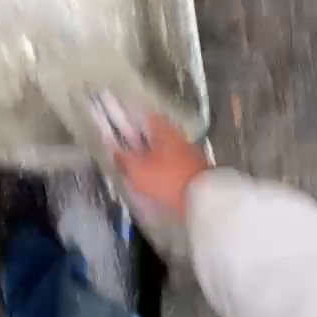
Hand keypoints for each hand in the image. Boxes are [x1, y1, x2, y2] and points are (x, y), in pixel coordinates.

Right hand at [90, 94, 210, 218]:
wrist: (204, 199)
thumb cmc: (166, 180)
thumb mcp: (137, 171)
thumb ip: (123, 159)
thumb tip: (112, 148)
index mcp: (164, 131)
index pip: (148, 117)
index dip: (136, 120)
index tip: (126, 126)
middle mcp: (179, 137)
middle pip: (160, 133)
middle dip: (147, 139)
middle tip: (134, 148)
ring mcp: (192, 153)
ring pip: (170, 148)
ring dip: (159, 154)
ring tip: (147, 166)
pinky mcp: (200, 169)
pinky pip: (179, 163)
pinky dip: (170, 167)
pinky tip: (162, 178)